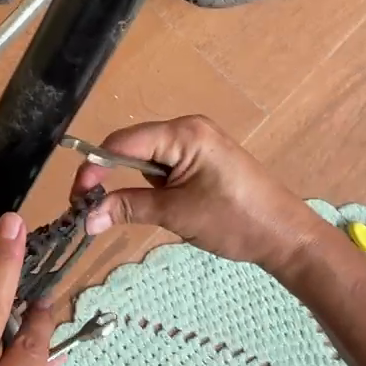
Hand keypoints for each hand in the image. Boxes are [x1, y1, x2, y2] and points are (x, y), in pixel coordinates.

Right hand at [72, 115, 320, 270]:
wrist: (287, 237)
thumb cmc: (235, 220)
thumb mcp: (176, 214)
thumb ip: (128, 208)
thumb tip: (86, 218)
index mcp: (184, 133)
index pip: (123, 142)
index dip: (95, 168)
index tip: (78, 197)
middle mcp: (188, 129)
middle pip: (132, 147)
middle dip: (108, 176)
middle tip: (89, 207)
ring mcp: (197, 143)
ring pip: (146, 158)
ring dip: (129, 183)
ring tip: (117, 211)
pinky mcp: (203, 160)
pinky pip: (164, 166)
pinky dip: (150, 185)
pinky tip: (147, 204)